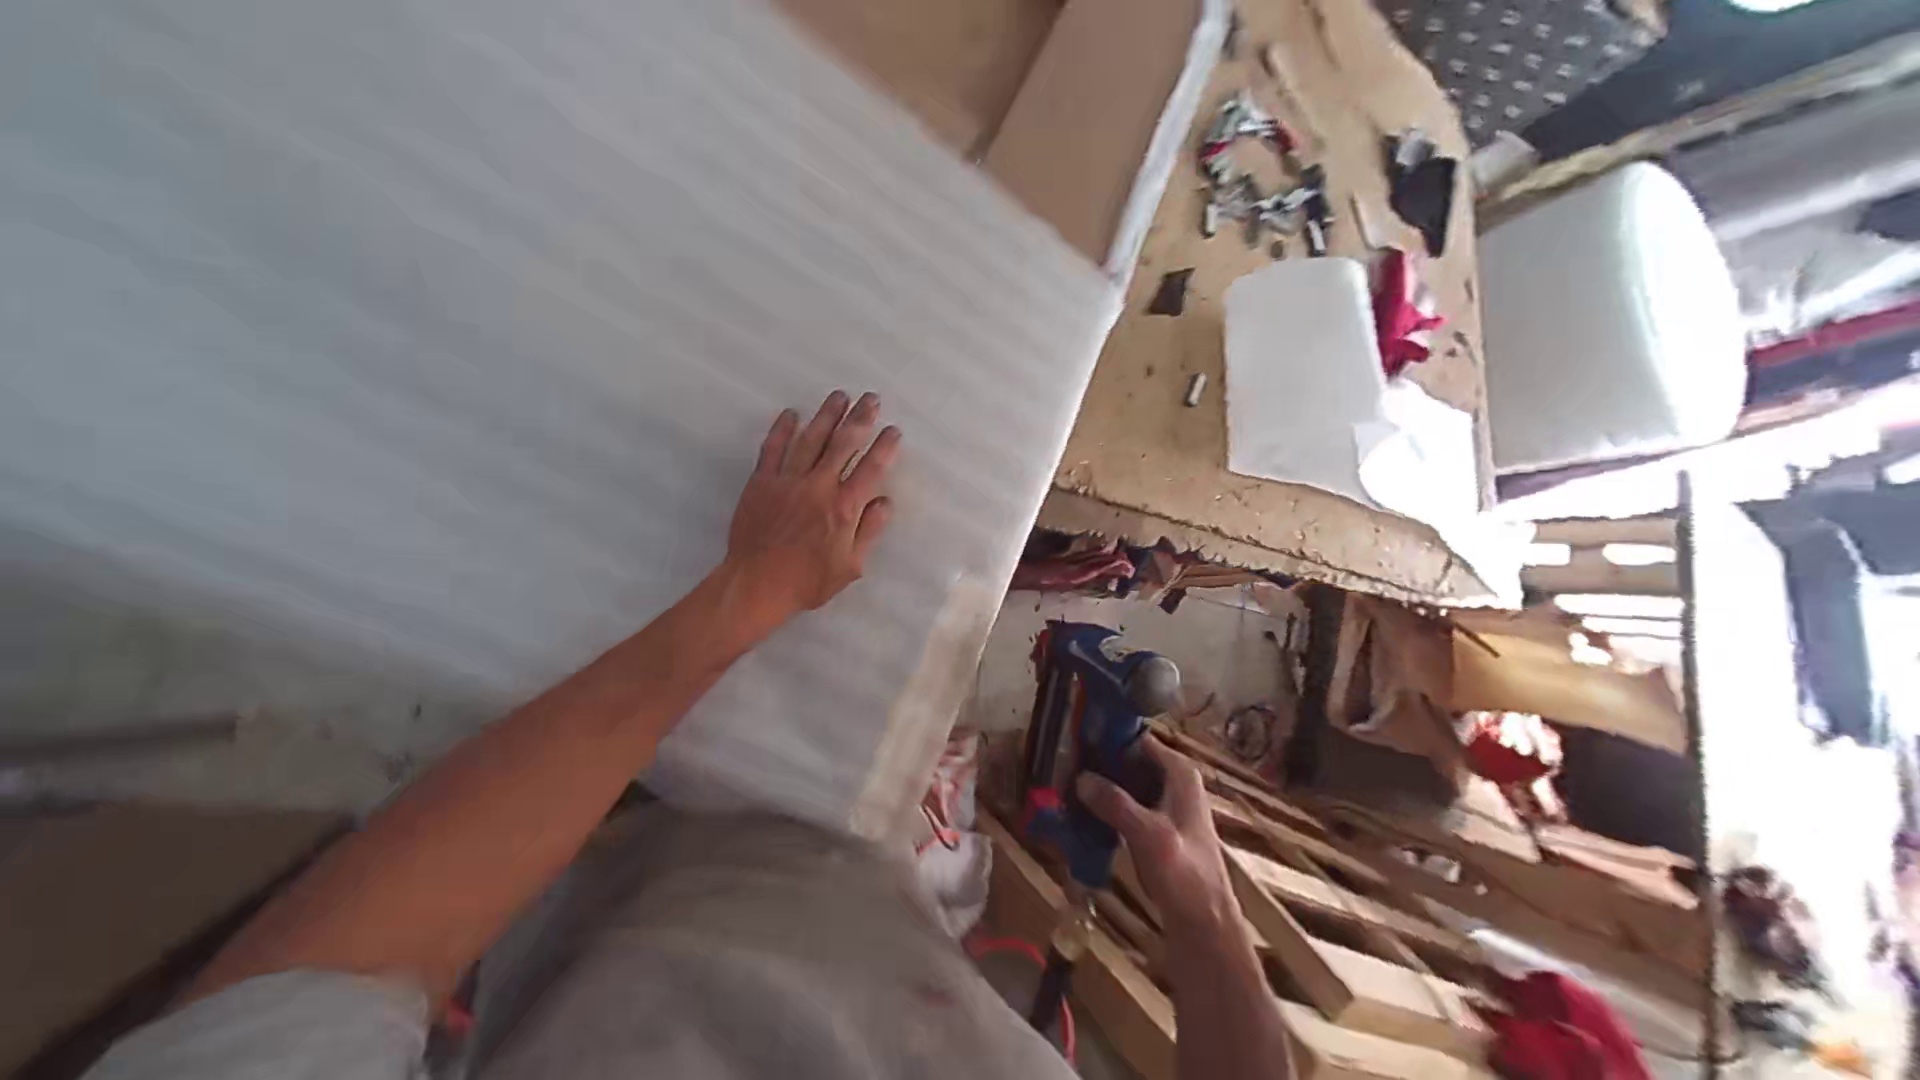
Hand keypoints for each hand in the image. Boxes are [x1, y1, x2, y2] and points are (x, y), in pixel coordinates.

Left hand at [720, 390, 899, 638]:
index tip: (893, 430)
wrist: (757, 584)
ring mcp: (788, 481)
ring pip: (811, 439)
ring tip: (839, 396)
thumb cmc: (808, 581)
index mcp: (845, 507)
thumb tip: (885, 501)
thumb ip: (869, 530)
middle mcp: (819, 486)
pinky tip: (791, 414)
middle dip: (860, 418)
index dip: (885, 446)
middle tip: (871, 399)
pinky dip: (782, 429)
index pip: (871, 468)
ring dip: (827, 415)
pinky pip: (772, 448)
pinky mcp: (761, 482)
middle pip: (843, 443)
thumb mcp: (850, 565)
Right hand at [1078, 738, 1240, 937]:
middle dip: (1097, 761)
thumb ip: (1116, 804)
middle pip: (1127, 759)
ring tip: (1062, 784)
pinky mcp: (1154, 826)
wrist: (1205, 926)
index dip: (1106, 736)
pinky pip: (1124, 803)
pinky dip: (1104, 804)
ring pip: (1123, 781)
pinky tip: (1078, 810)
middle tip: (1060, 764)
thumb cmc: (1184, 876)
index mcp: (1179, 773)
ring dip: (1098, 784)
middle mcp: (1172, 780)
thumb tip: (1080, 777)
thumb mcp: (1149, 836)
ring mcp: (1164, 804)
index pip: (1137, 738)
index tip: (1072, 738)